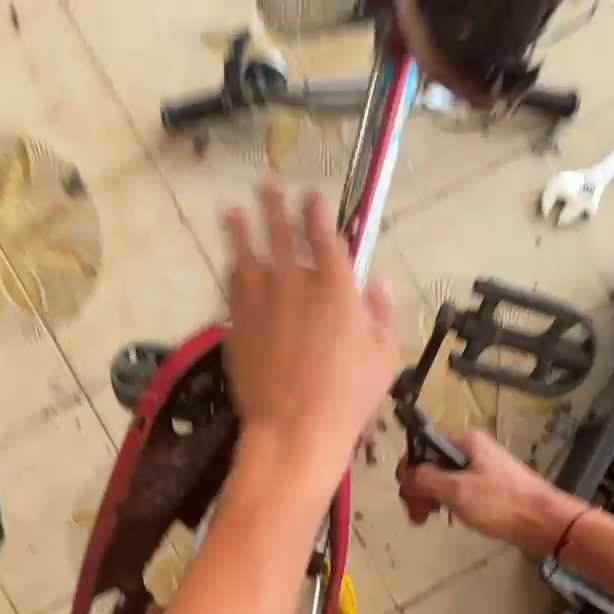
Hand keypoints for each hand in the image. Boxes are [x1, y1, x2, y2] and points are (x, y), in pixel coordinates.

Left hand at [222, 180, 398, 472]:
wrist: (294, 429)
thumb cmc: (348, 396)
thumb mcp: (383, 356)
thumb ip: (381, 313)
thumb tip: (381, 282)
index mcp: (336, 286)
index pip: (324, 233)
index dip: (316, 209)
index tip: (312, 195)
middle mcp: (294, 283)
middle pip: (280, 232)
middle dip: (274, 204)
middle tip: (267, 184)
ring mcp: (259, 302)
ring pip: (247, 254)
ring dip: (240, 229)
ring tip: (231, 212)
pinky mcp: (237, 325)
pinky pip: (232, 288)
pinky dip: (233, 271)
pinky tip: (230, 264)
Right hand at [398, 430, 588, 557]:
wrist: (544, 522)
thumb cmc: (500, 503)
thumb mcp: (456, 491)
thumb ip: (425, 479)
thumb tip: (405, 474)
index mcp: (465, 442)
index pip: (423, 449)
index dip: (411, 473)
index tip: (410, 500)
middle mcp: (473, 449)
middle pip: (432, 464)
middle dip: (420, 489)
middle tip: (418, 516)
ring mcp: (483, 468)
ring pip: (445, 479)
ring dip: (432, 498)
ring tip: (428, 520)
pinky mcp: (490, 486)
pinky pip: (460, 490)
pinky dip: (450, 503)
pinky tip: (451, 518)